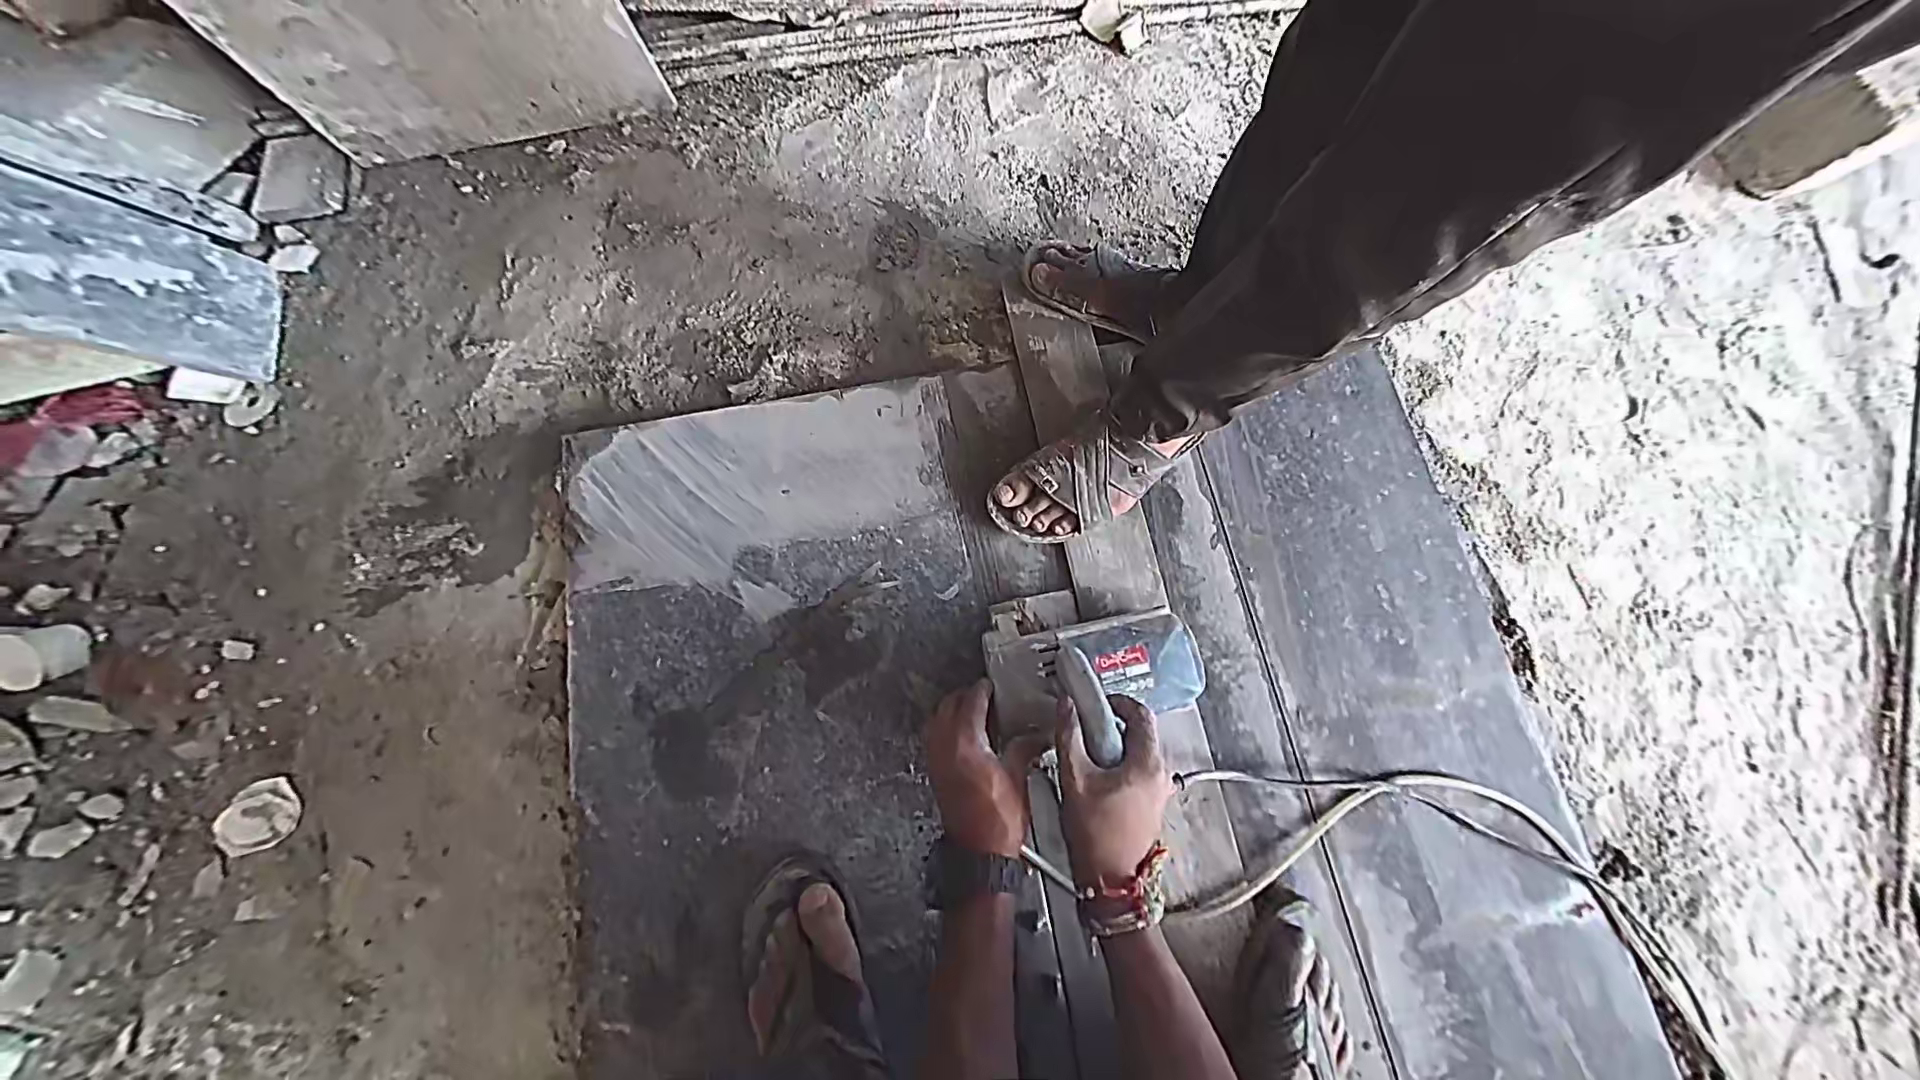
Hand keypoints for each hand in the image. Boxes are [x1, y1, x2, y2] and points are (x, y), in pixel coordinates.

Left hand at [924, 679, 1045, 856]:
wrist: (980, 854)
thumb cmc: (998, 823)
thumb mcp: (1017, 778)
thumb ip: (1023, 749)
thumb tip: (1034, 736)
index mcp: (966, 745)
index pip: (970, 703)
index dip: (981, 691)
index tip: (990, 686)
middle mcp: (945, 749)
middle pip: (949, 706)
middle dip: (965, 696)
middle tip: (983, 695)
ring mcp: (936, 761)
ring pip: (937, 720)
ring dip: (952, 710)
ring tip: (971, 711)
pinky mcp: (935, 773)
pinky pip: (934, 737)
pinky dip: (945, 727)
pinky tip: (962, 735)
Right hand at [1054, 695, 1173, 886]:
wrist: (1110, 881)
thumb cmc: (1095, 834)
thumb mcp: (1074, 778)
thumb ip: (1069, 736)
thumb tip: (1067, 706)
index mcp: (1148, 764)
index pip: (1141, 714)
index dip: (1118, 701)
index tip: (1097, 702)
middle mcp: (1160, 774)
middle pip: (1141, 732)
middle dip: (1113, 723)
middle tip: (1087, 725)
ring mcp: (1159, 790)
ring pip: (1139, 751)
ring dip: (1115, 743)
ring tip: (1087, 750)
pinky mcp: (1152, 803)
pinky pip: (1138, 769)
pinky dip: (1120, 762)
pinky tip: (1097, 774)